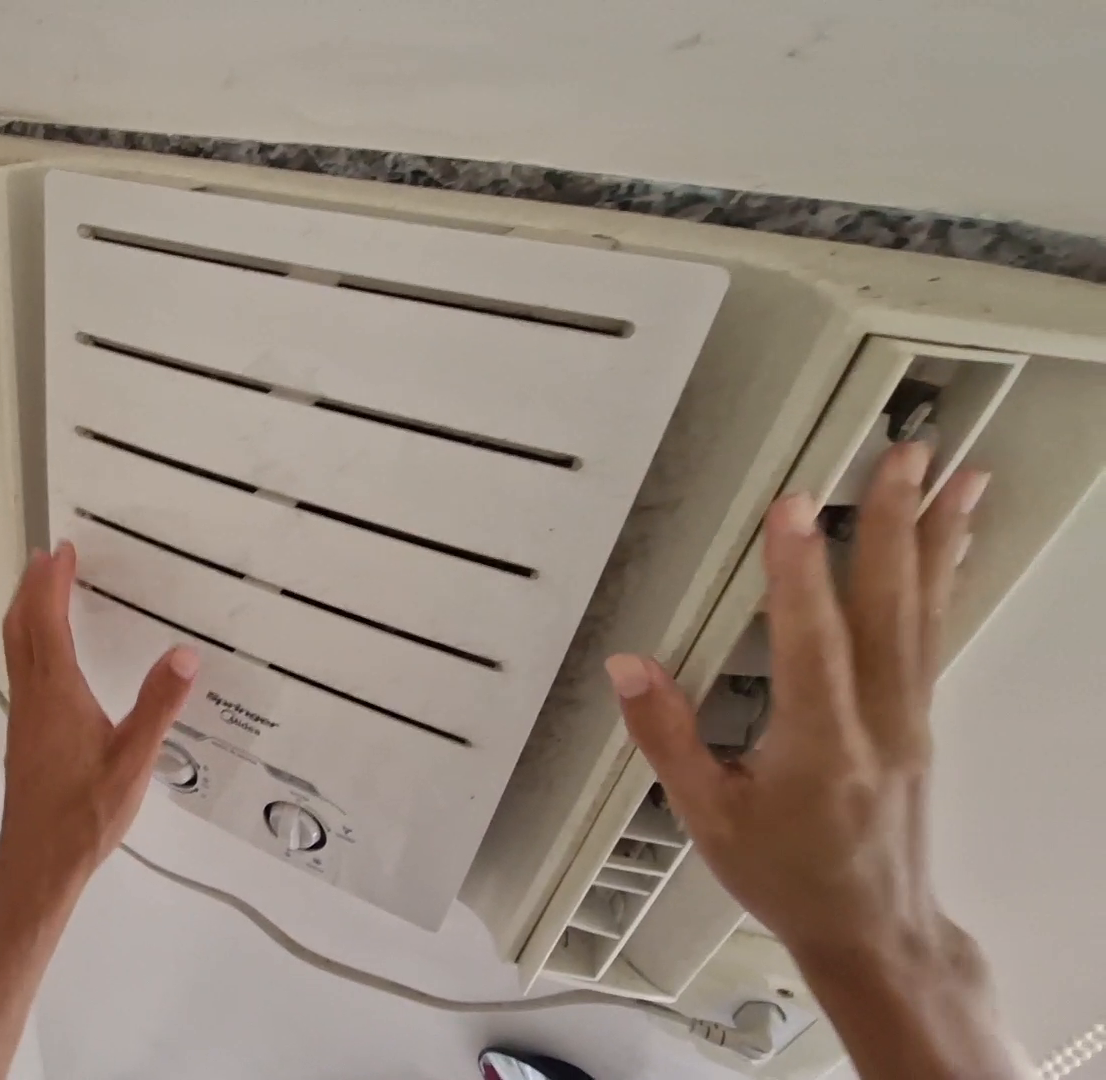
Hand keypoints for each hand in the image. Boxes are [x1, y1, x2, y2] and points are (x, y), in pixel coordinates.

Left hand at [0, 541, 199, 898]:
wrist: (38, 864)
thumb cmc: (85, 813)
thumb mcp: (133, 761)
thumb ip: (158, 706)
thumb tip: (184, 653)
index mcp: (56, 692)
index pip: (48, 622)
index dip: (52, 583)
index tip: (61, 549)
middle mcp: (32, 695)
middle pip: (20, 627)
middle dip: (30, 586)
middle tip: (45, 556)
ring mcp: (23, 715)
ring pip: (15, 647)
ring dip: (25, 610)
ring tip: (41, 589)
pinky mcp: (23, 733)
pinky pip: (20, 666)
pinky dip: (28, 639)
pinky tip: (48, 653)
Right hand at [605, 441, 986, 959]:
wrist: (876, 932)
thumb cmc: (789, 876)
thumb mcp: (706, 814)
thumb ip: (665, 735)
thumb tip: (629, 668)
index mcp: (822, 743)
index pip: (810, 638)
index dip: (798, 569)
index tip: (794, 508)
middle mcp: (881, 722)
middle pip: (890, 609)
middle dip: (896, 526)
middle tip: (907, 460)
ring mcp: (911, 718)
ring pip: (926, 615)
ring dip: (938, 542)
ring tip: (957, 481)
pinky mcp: (918, 720)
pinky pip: (933, 635)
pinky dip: (943, 581)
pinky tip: (946, 553)